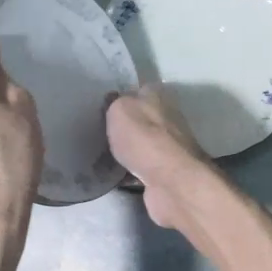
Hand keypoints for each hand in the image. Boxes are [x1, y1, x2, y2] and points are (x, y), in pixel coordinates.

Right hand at [107, 86, 215, 230]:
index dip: (123, 96)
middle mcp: (169, 118)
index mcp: (160, 96)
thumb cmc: (144, 138)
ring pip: (143, 143)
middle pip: (142, 118)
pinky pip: (143, 168)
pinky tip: (114, 176)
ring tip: (102, 155)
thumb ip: (115, 103)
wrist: (171, 181)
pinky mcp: (167, 172)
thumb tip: (114, 102)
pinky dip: (130, 172)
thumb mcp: (120, 110)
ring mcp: (170, 147)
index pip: (140, 89)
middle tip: (100, 132)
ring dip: (128, 150)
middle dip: (125, 125)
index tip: (104, 107)